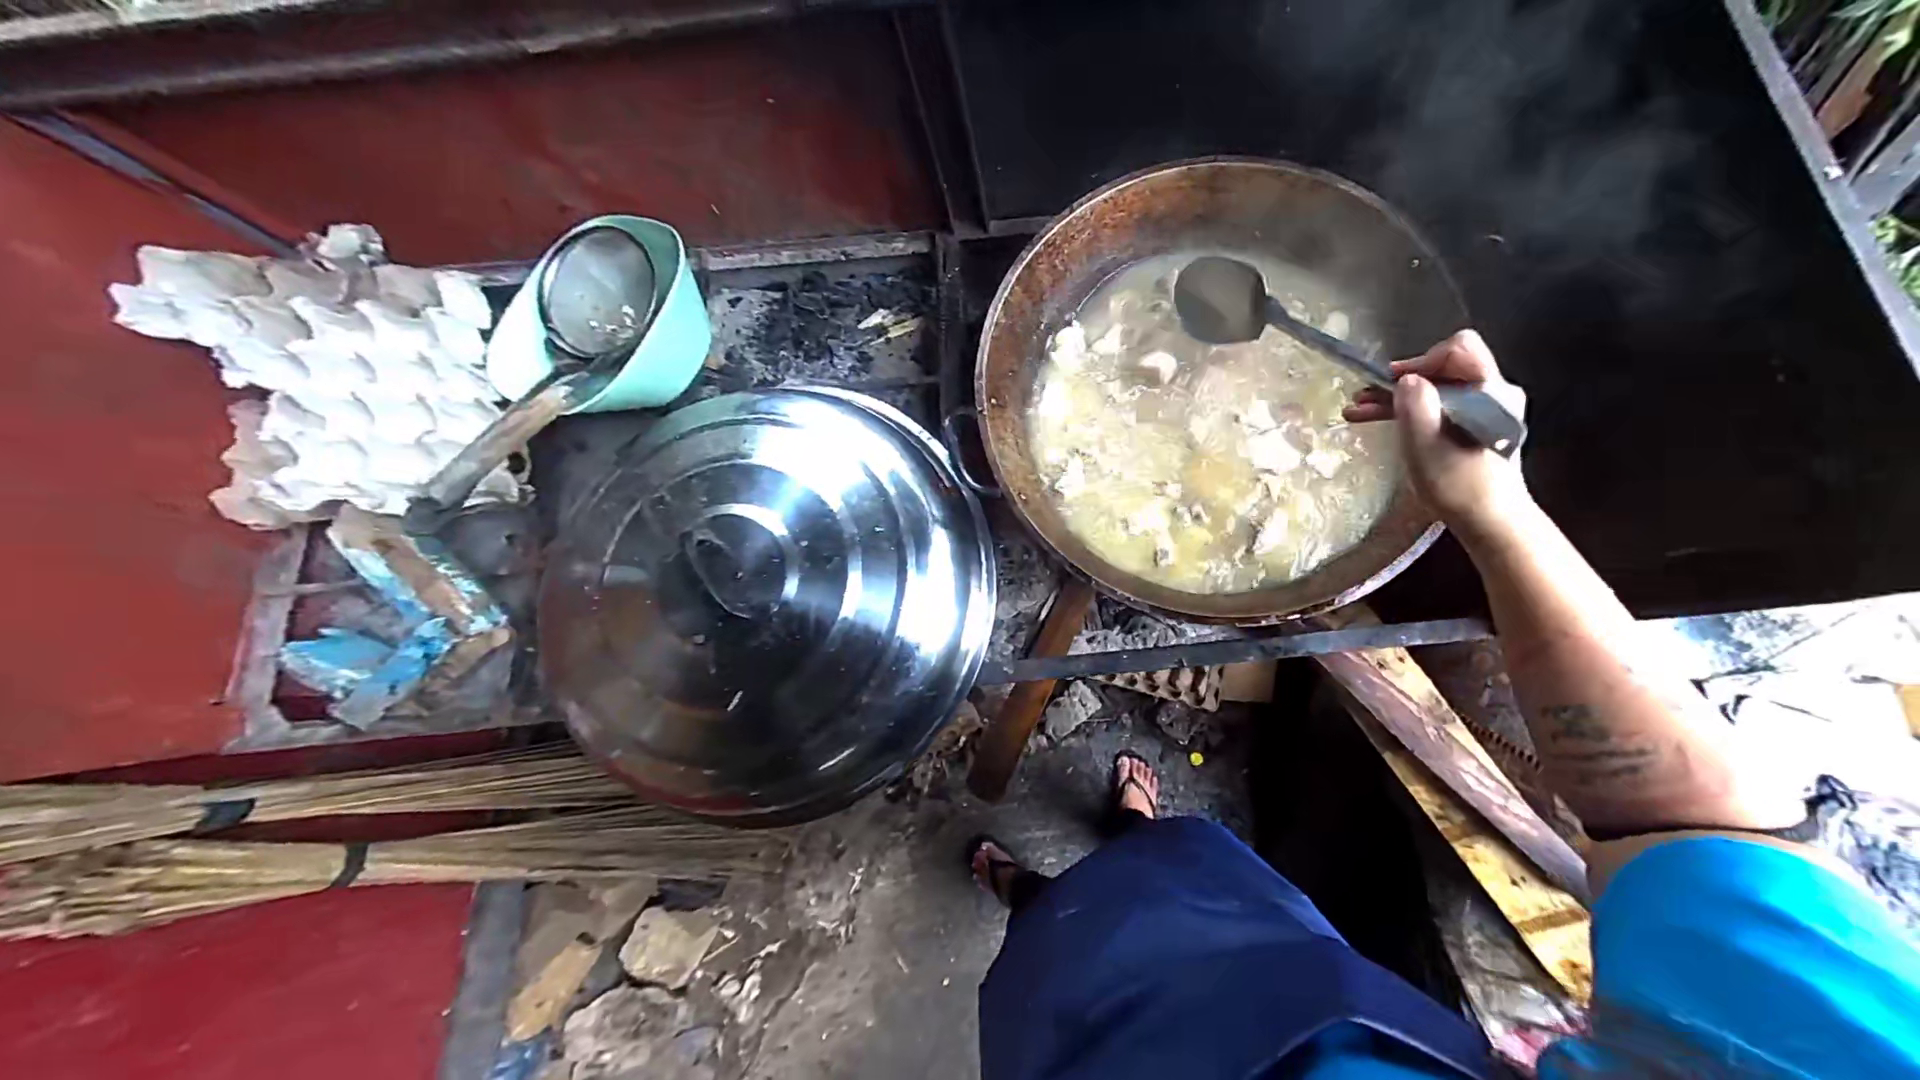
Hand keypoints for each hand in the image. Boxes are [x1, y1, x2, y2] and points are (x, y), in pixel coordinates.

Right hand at [1342, 330, 1530, 537]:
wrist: (1488, 519)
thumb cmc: (1457, 484)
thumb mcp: (1426, 445)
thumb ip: (1417, 405)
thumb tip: (1406, 378)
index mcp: (1488, 392)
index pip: (1458, 349)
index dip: (1421, 361)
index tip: (1392, 384)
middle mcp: (1493, 394)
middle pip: (1443, 367)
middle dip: (1400, 380)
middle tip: (1363, 397)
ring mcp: (1486, 410)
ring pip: (1437, 388)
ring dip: (1397, 397)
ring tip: (1359, 410)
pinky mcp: (1475, 425)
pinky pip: (1440, 406)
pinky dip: (1411, 410)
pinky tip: (1382, 421)